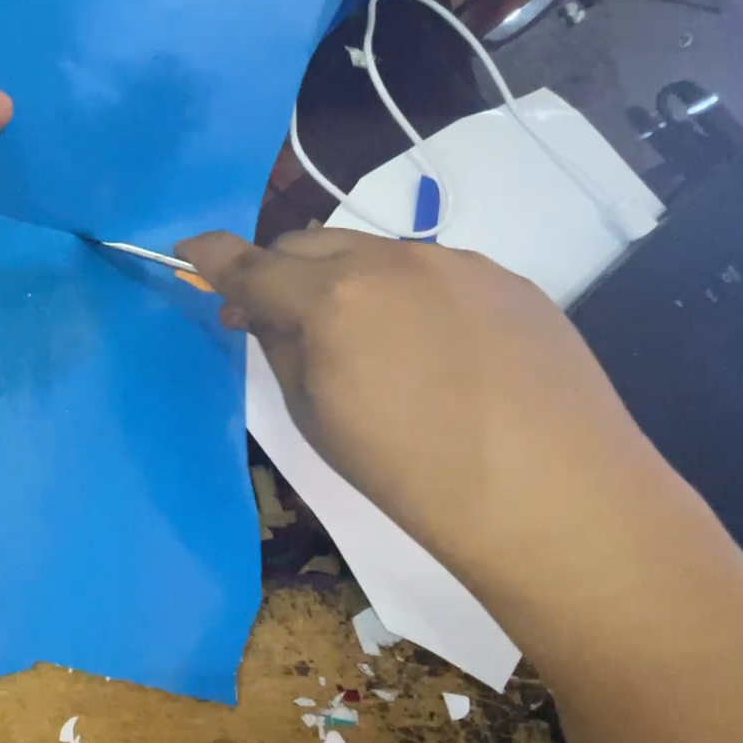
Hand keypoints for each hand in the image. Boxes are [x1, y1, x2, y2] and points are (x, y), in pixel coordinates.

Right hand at [176, 228, 659, 571]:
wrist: (554, 499)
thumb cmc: (407, 471)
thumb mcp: (312, 415)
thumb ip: (279, 347)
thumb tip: (263, 312)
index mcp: (332, 298)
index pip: (249, 263)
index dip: (210, 256)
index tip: (188, 251)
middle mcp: (392, 261)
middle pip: (306, 243)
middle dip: (276, 271)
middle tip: (271, 319)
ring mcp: (456, 264)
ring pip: (369, 252)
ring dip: (339, 280)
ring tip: (357, 338)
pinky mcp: (507, 280)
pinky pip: (427, 270)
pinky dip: (399, 292)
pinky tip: (424, 347)